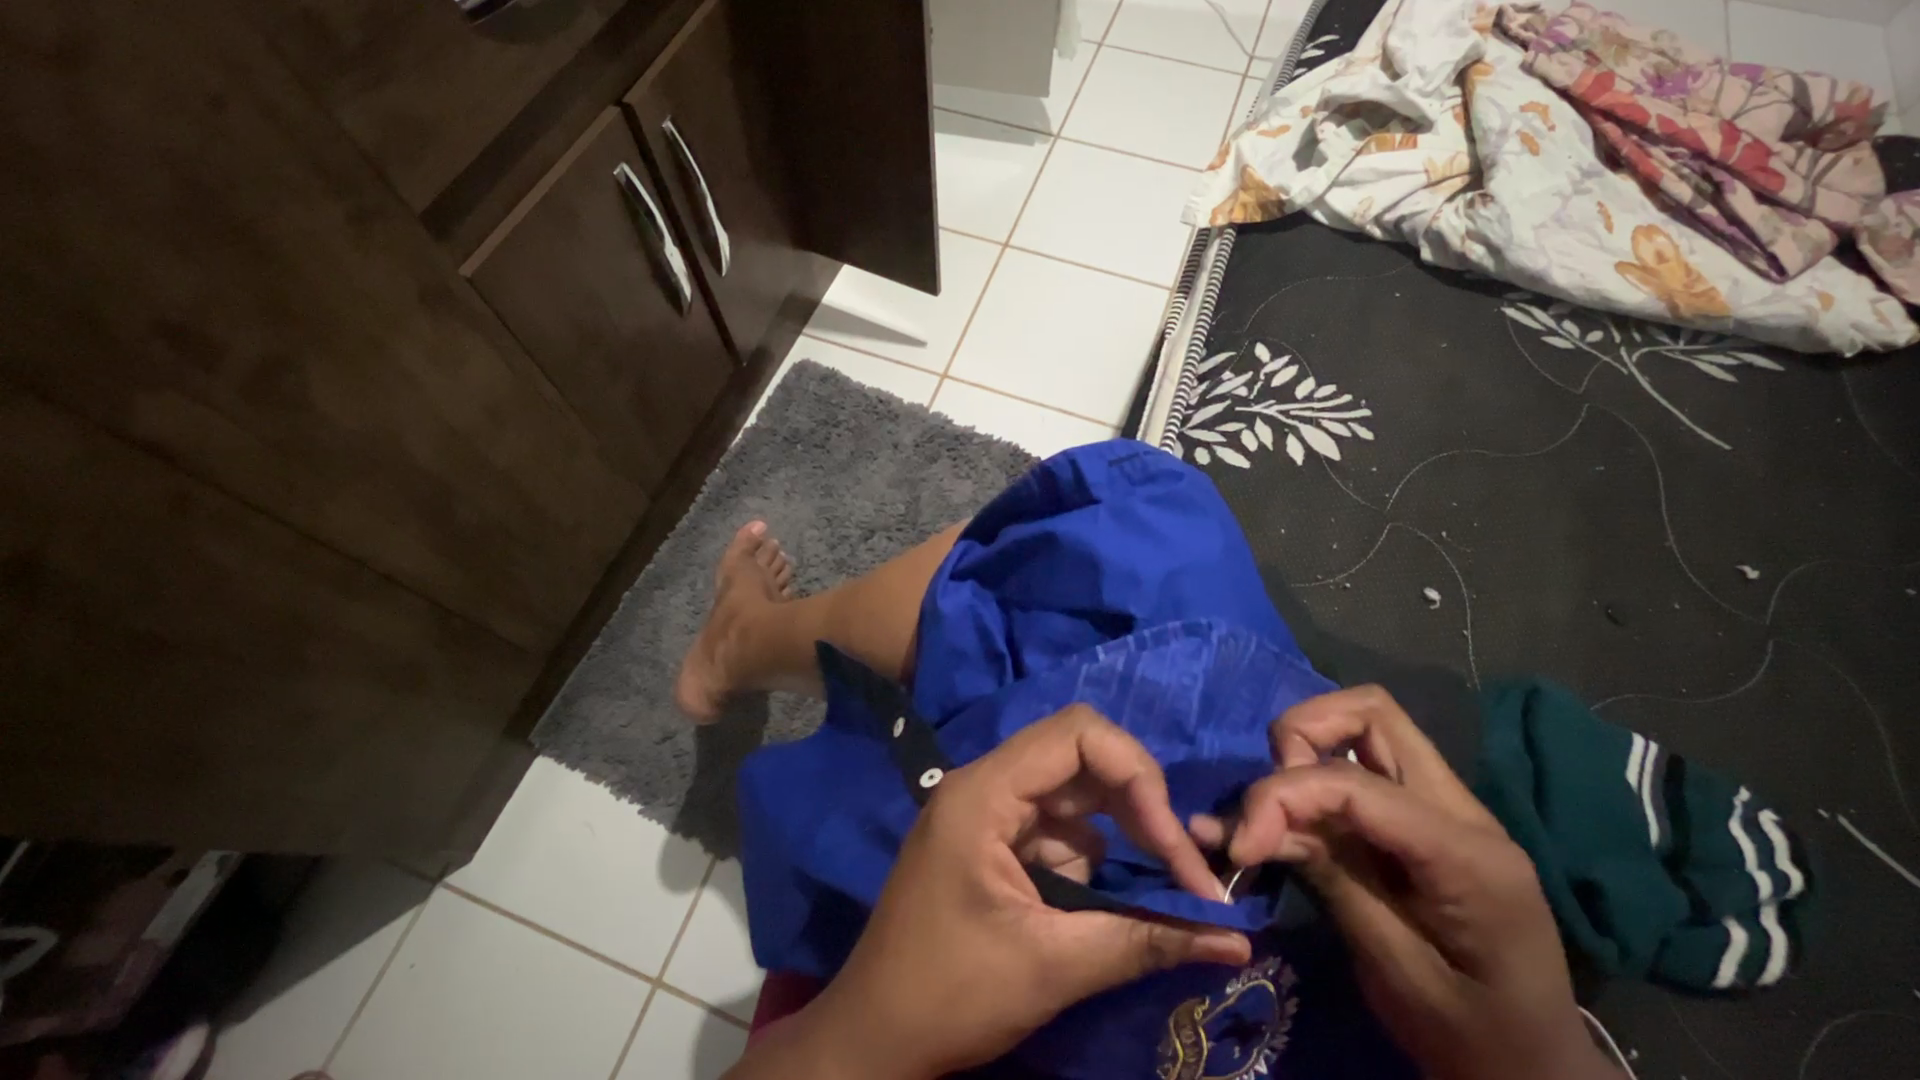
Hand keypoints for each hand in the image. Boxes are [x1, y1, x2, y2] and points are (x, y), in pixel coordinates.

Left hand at [734, 705, 1251, 1079]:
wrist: (875, 1040)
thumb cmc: (950, 995)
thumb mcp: (1052, 966)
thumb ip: (1146, 939)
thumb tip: (1237, 936)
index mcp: (984, 794)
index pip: (1076, 734)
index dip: (1136, 773)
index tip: (1171, 843)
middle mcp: (985, 789)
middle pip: (1081, 761)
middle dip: (1140, 808)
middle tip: (1183, 871)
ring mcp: (988, 818)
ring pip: (1077, 801)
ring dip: (1124, 840)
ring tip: (1167, 893)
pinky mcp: (995, 849)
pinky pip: (1060, 836)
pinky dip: (1096, 865)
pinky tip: (1116, 905)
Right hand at [1193, 687, 1614, 1079]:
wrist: (1537, 1070)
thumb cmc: (1472, 1035)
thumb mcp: (1394, 969)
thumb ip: (1330, 880)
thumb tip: (1253, 828)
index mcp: (1466, 853)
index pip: (1353, 782)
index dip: (1280, 797)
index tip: (1239, 847)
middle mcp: (1462, 811)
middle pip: (1371, 713)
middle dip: (1301, 736)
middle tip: (1266, 804)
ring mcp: (1450, 811)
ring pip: (1368, 728)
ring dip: (1309, 750)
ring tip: (1274, 812)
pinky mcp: (1429, 824)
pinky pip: (1368, 770)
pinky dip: (1319, 777)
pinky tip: (1288, 816)